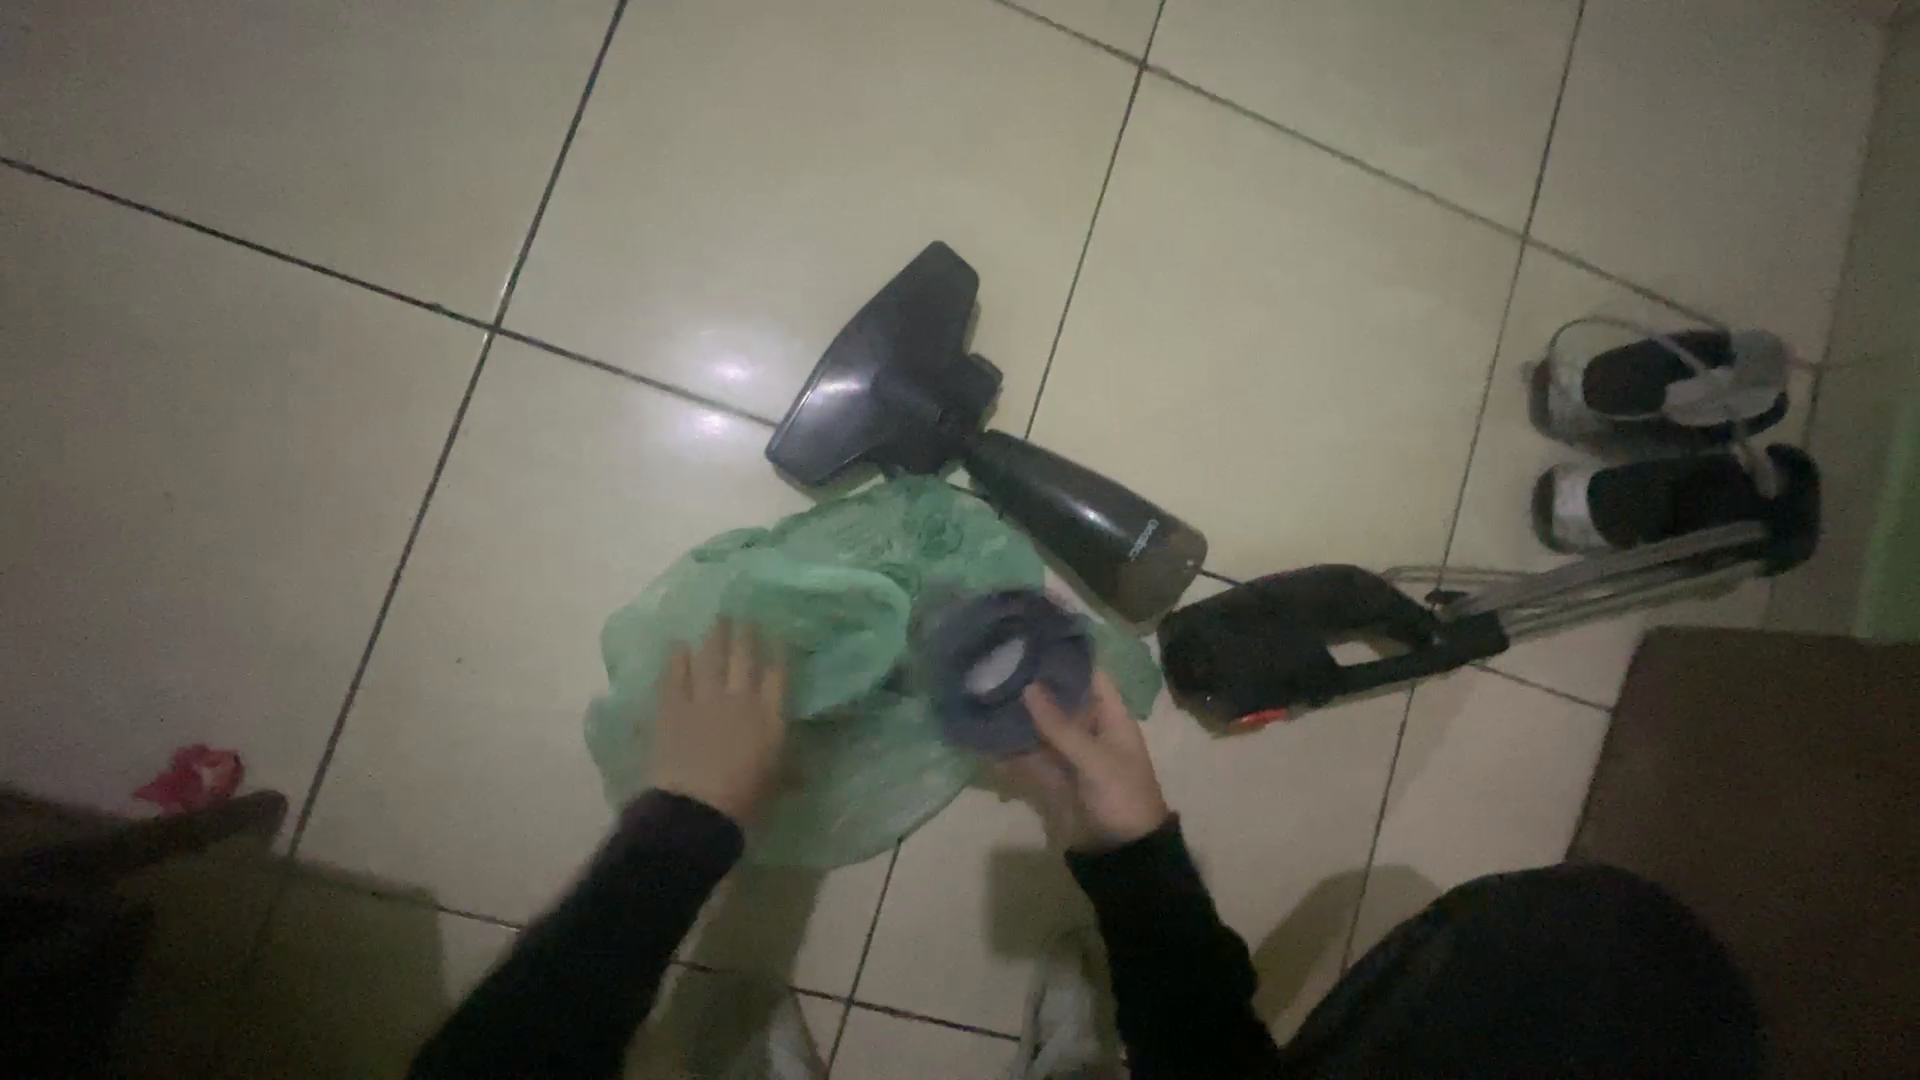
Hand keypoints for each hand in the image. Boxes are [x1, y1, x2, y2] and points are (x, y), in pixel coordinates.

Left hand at [652, 618, 788, 825]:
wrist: (696, 811)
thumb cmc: (744, 802)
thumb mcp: (775, 783)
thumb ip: (790, 770)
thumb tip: (806, 773)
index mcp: (769, 717)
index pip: (777, 674)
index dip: (777, 651)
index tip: (777, 632)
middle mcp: (740, 699)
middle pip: (744, 657)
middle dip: (745, 633)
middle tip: (744, 613)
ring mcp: (704, 700)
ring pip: (711, 658)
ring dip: (714, 636)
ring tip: (717, 618)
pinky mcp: (672, 708)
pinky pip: (675, 676)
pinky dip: (677, 659)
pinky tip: (678, 645)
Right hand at [998, 672, 1169, 851]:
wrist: (1123, 856)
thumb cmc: (1122, 798)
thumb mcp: (1095, 760)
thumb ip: (1060, 725)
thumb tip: (1028, 685)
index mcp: (1110, 716)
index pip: (1089, 674)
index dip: (1065, 655)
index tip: (1033, 637)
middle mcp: (1088, 728)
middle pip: (1058, 698)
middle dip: (1032, 683)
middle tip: (996, 661)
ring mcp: (1068, 753)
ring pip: (1039, 726)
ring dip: (1015, 714)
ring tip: (982, 691)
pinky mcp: (1052, 776)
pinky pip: (1027, 756)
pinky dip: (1007, 749)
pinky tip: (980, 735)